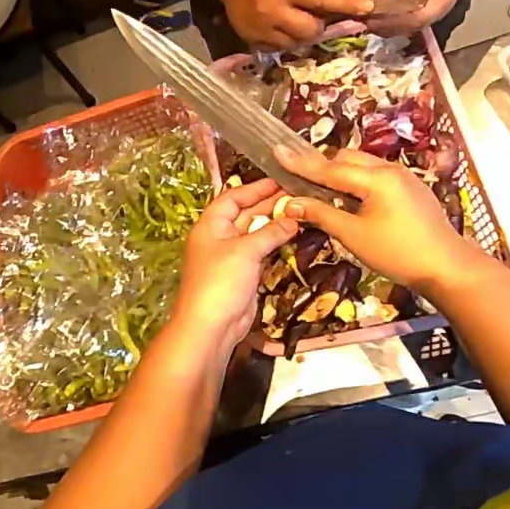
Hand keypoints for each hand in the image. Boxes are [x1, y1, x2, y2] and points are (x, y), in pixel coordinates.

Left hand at [173, 177, 298, 350]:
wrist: (210, 327)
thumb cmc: (220, 282)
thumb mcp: (245, 251)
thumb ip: (270, 232)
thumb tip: (294, 218)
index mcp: (210, 225)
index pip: (233, 198)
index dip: (255, 189)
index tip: (279, 181)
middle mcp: (219, 237)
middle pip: (245, 214)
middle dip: (268, 205)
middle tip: (296, 195)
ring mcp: (231, 257)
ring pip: (254, 233)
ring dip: (274, 224)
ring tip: (299, 212)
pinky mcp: (242, 274)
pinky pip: (259, 252)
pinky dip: (274, 243)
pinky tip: (291, 235)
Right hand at [209, 0, 372, 49]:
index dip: (347, 4)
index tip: (368, 8)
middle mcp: (271, 10)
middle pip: (311, 30)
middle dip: (320, 23)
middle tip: (316, 12)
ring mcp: (260, 29)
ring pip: (297, 43)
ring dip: (304, 33)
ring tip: (297, 17)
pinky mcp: (251, 40)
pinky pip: (280, 48)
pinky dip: (287, 39)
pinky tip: (283, 25)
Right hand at [274, 146, 488, 293]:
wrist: (447, 267)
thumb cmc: (398, 253)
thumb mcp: (354, 235)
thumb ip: (321, 215)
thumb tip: (291, 203)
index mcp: (376, 178)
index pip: (329, 167)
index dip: (301, 162)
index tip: (278, 151)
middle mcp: (390, 170)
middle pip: (347, 159)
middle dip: (323, 168)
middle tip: (301, 183)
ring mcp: (405, 178)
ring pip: (364, 166)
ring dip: (342, 175)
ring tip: (324, 194)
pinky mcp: (412, 189)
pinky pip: (377, 176)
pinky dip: (359, 183)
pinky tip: (353, 202)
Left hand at [368, 0, 493, 32]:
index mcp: (440, 2)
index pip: (410, 20)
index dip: (386, 19)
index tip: (364, 12)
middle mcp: (435, 10)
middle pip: (404, 25)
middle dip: (380, 21)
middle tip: (355, 12)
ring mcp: (428, 5)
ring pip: (401, 20)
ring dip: (381, 17)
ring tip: (359, 8)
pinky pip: (402, 10)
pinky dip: (387, 8)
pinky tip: (371, 2)